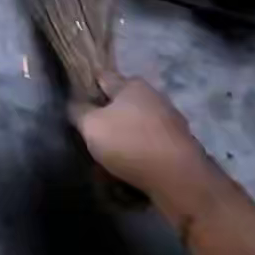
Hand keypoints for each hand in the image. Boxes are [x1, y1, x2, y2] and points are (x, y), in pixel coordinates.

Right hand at [71, 75, 214, 201]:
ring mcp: (169, 121)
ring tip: (109, 168)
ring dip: (123, 144)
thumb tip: (74, 104)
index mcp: (131, 84)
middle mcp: (153, 96)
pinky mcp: (179, 147)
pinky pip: (150, 150)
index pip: (103, 77)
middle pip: (121, 105)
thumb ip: (78, 112)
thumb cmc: (130, 143)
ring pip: (136, 129)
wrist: (179, 178)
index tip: (77, 101)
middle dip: (107, 122)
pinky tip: (130, 177)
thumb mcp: (92, 126)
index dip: (88, 86)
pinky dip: (140, 160)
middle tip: (93, 142)